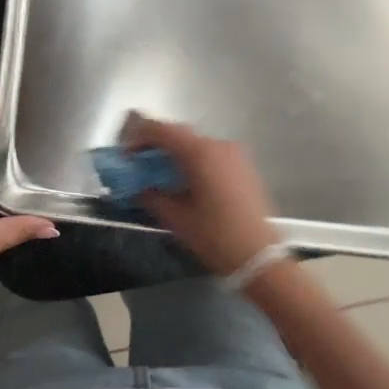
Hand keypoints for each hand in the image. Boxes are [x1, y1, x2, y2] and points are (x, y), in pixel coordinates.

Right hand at [123, 113, 281, 274]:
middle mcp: (218, 145)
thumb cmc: (216, 237)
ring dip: (176, 155)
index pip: (161, 130)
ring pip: (196, 145)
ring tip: (162, 177)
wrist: (262, 259)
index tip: (126, 155)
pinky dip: (194, 162)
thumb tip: (137, 187)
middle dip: (156, 146)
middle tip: (139, 166)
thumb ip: (151, 196)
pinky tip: (187, 183)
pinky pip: (212, 155)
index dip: (138, 137)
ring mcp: (235, 155)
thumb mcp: (177, 219)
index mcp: (200, 153)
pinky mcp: (244, 167)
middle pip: (179, 134)